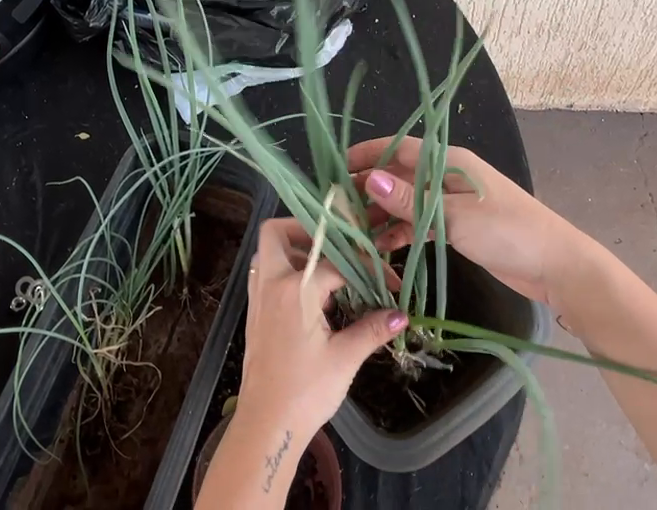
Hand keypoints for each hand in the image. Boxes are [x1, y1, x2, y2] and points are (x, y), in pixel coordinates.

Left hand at [235, 217, 406, 434]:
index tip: (390, 282)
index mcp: (294, 289)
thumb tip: (401, 314)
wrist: (266, 425)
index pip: (335, 261)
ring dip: (295, 250)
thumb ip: (372, 330)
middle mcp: (270, 284)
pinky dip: (287, 271)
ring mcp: (258, 298)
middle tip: (339, 244)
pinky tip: (315, 295)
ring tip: (330, 267)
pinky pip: (267, 275)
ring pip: (268, 253)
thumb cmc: (306, 391)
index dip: (367, 268)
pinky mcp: (255, 314)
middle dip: (306, 229)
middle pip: (277, 233)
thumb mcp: (345, 358)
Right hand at [351, 136, 594, 307]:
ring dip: (381, 217)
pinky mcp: (456, 228)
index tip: (335, 168)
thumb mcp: (453, 216)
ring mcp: (451, 203)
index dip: (366, 156)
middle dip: (367, 192)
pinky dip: (400, 234)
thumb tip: (369, 179)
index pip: (397, 150)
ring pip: (405, 204)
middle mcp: (445, 177)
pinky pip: (418, 225)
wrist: (557, 266)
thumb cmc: (507, 231)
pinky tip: (380, 250)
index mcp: (448, 162)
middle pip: (397, 178)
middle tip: (336, 213)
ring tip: (352, 236)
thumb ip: (409, 200)